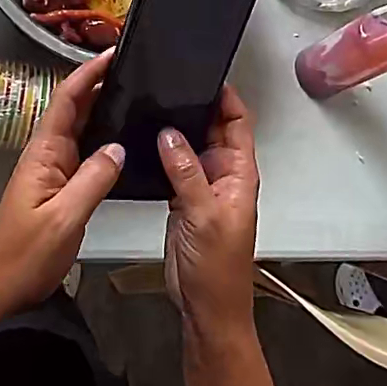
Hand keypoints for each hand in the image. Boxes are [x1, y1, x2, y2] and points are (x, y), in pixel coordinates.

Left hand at [0, 52, 124, 319]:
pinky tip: (125, 135)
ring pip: (83, 126)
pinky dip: (105, 134)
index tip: (112, 54)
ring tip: (136, 92)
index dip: (88, 73)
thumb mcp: (63, 218)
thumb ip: (93, 179)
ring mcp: (54, 168)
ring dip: (104, 105)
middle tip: (134, 68)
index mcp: (44, 152)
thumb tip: (119, 147)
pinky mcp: (62, 184)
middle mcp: (48, 153)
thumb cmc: (23, 256)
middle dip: (100, 82)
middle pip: (76, 106)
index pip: (67, 100)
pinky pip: (87, 149)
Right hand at [160, 85, 260, 334]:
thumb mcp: (203, 214)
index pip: (239, 123)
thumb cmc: (218, 267)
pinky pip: (176, 166)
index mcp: (239, 173)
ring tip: (156, 106)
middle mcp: (223, 174)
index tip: (207, 77)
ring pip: (192, 146)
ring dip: (178, 130)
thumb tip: (169, 133)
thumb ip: (186, 171)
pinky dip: (164, 153)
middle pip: (214, 129)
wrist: (206, 308)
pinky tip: (147, 141)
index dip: (227, 99)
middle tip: (171, 86)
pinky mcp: (183, 198)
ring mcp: (202, 186)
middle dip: (197, 108)